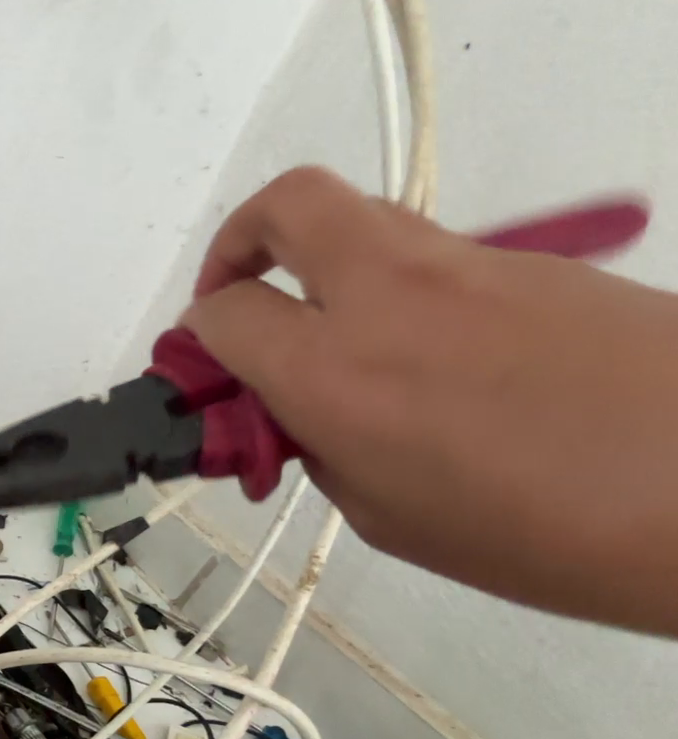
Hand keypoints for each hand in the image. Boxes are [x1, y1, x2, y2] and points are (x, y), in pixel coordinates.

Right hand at [182, 166, 677, 633]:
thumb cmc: (537, 532)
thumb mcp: (381, 512)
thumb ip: (315, 443)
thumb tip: (293, 409)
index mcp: (334, 370)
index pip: (223, 310)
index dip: (196, 336)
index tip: (203, 368)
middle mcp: (394, 296)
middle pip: (289, 205)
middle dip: (239, 241)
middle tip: (236, 297)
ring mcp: (475, 267)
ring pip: (365, 227)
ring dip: (321, 271)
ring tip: (334, 345)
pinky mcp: (542, 265)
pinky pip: (437, 262)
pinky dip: (399, 296)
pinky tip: (429, 365)